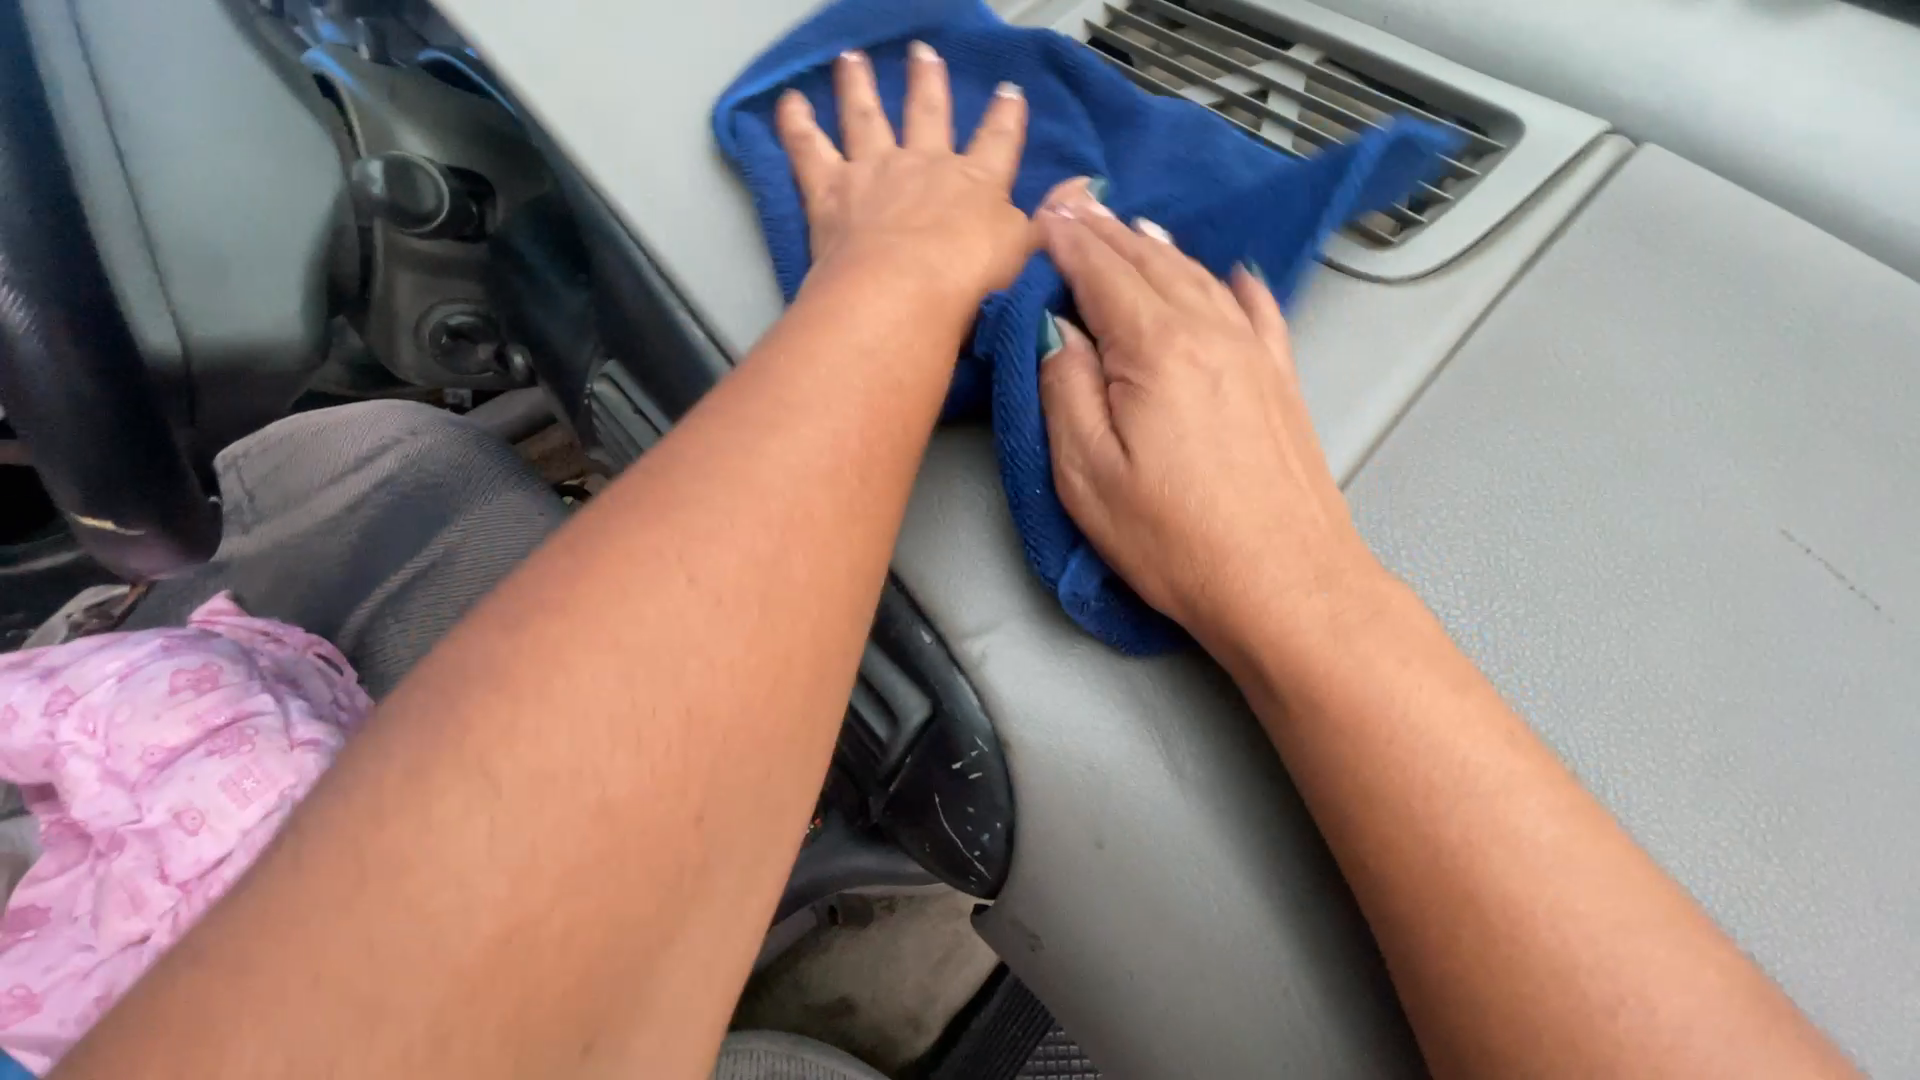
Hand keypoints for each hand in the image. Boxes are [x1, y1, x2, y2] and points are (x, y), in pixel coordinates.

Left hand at [775, 44, 1031, 309]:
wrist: (907, 287)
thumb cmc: (968, 276)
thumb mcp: (1020, 252)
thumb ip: (1039, 222)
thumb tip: (1076, 196)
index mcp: (975, 182)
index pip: (997, 142)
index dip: (1005, 117)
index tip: (1009, 92)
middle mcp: (924, 165)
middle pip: (927, 114)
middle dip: (927, 82)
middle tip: (923, 54)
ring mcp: (874, 171)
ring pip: (865, 117)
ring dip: (858, 86)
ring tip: (852, 60)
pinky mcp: (830, 190)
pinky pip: (808, 149)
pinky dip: (796, 124)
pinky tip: (788, 102)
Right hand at [1036, 191, 1385, 654]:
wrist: (1286, 584)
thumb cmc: (1175, 541)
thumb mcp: (1087, 474)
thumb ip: (1064, 389)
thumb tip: (1059, 330)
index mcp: (1156, 349)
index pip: (1102, 272)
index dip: (1067, 240)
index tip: (1042, 215)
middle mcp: (1211, 332)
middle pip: (1150, 263)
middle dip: (1106, 231)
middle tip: (1074, 206)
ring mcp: (1254, 354)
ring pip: (1198, 277)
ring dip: (1157, 248)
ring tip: (1129, 228)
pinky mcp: (1281, 382)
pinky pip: (1256, 310)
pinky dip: (1233, 282)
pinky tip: (1231, 271)